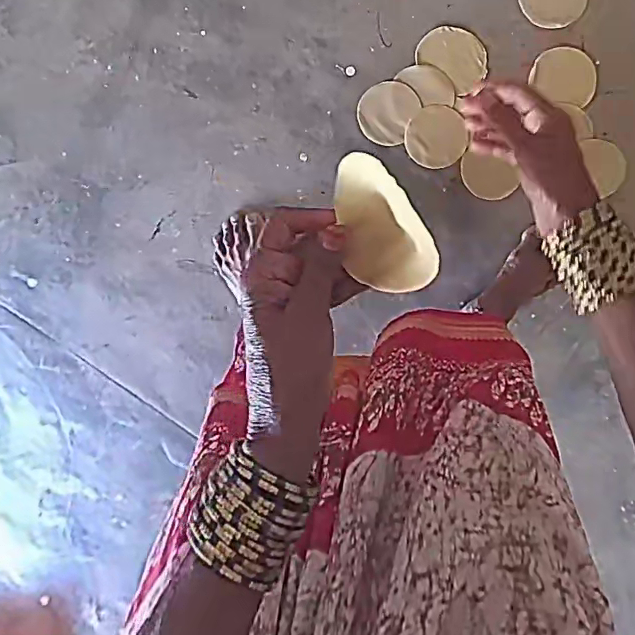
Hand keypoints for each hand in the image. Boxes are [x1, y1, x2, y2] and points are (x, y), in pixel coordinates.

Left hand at [213, 209, 347, 477]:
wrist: (290, 416)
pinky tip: (367, 278)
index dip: (311, 218)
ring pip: (318, 265)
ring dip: (343, 261)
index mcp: (262, 277)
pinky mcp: (306, 313)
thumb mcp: (308, 312)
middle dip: (333, 240)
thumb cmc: (291, 366)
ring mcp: (290, 298)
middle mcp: (274, 282)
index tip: (342, 221)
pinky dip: (344, 281)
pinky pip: (326, 286)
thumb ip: (320, 269)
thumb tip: (334, 231)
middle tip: (366, 240)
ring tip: (372, 257)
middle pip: (303, 245)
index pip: (280, 228)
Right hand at [460, 81, 600, 237]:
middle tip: (464, 107)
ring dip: (488, 125)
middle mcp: (545, 126)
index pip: (519, 92)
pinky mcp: (532, 161)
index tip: (472, 90)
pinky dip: (494, 144)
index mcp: (549, 116)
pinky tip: (477, 145)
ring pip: (510, 127)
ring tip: (467, 124)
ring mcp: (539, 144)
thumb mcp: (524, 146)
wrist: (568, 215)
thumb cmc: (552, 178)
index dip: (495, 89)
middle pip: (513, 108)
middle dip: (488, 107)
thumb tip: (484, 98)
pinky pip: (510, 146)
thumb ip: (502, 121)